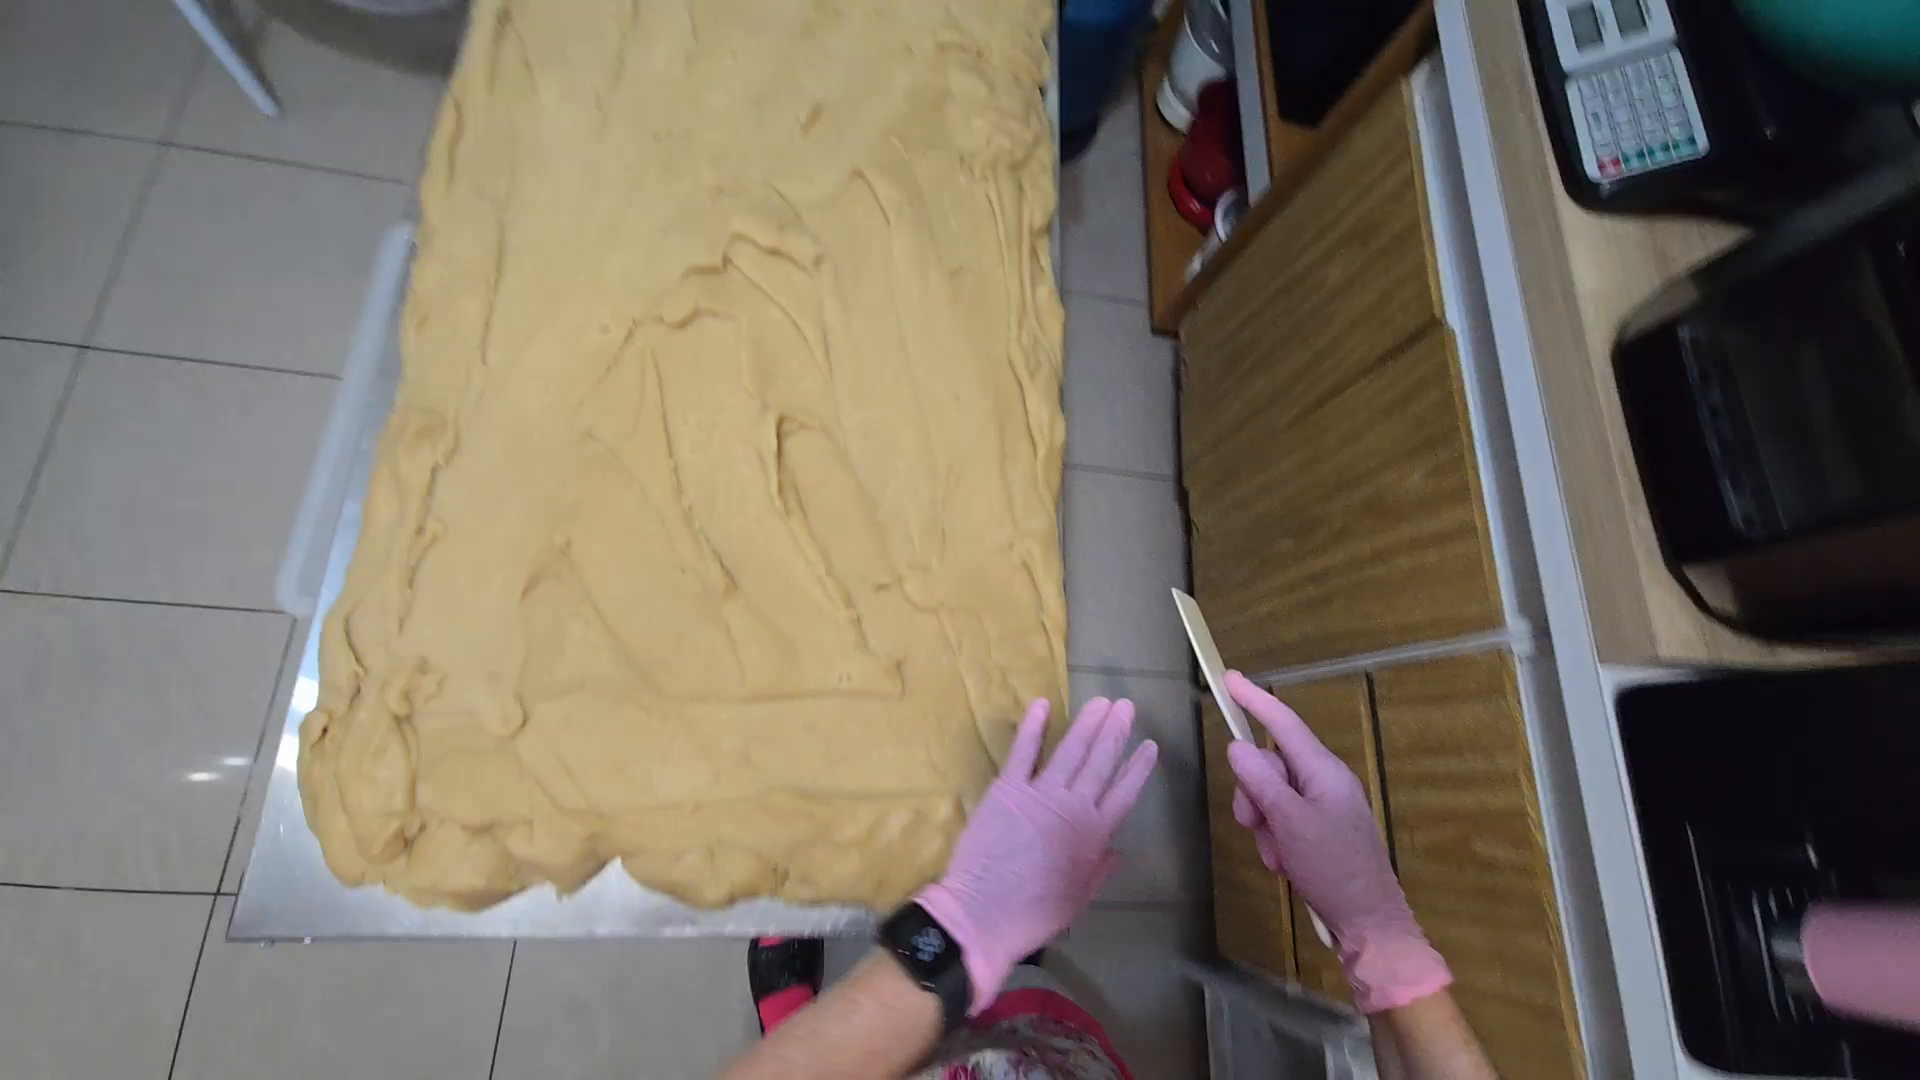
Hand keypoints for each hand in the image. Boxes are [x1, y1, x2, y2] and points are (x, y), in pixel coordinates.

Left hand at [918, 697, 1158, 1012]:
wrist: (984, 915)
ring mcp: (1040, 794)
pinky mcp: (1008, 788)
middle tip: (1127, 706)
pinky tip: (1043, 704)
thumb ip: (1100, 869)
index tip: (1150, 745)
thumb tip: (1117, 850)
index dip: (1138, 768)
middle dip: (1115, 732)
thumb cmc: (1034, 914)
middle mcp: (1073, 808)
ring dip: (1087, 724)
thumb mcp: (1079, 898)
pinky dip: (1033, 727)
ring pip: (1070, 751)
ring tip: (1101, 701)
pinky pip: (1023, 751)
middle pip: (1100, 763)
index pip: (1124, 793)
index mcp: (1094, 836)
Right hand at [1224, 670, 1451, 1013]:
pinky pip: (1282, 814)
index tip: (1228, 678)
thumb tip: (1237, 745)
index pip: (1283, 723)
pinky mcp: (1320, 826)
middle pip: (1269, 762)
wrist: (1371, 925)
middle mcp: (1324, 780)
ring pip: (1271, 791)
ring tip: (1276, 852)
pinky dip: (1274, 834)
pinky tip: (1284, 860)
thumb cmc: (1332, 869)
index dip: (1254, 699)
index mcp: (1323, 771)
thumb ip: (1261, 782)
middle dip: (1252, 791)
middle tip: (1252, 823)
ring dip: (1263, 820)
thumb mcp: (1290, 823)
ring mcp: (1323, 804)